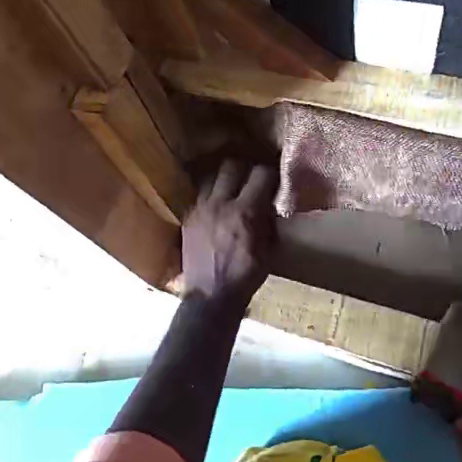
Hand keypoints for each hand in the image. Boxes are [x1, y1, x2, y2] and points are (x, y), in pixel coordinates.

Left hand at [180, 159, 276, 313]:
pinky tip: (216, 208)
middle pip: (232, 165)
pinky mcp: (188, 217)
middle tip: (250, 179)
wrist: (211, 296)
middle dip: (244, 169)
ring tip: (231, 190)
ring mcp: (200, 209)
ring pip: (211, 177)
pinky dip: (210, 196)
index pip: (261, 173)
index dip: (270, 173)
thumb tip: (269, 204)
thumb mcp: (269, 249)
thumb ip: (269, 221)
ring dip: (224, 180)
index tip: (273, 179)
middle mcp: (221, 203)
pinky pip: (200, 195)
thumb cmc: (246, 276)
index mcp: (245, 211)